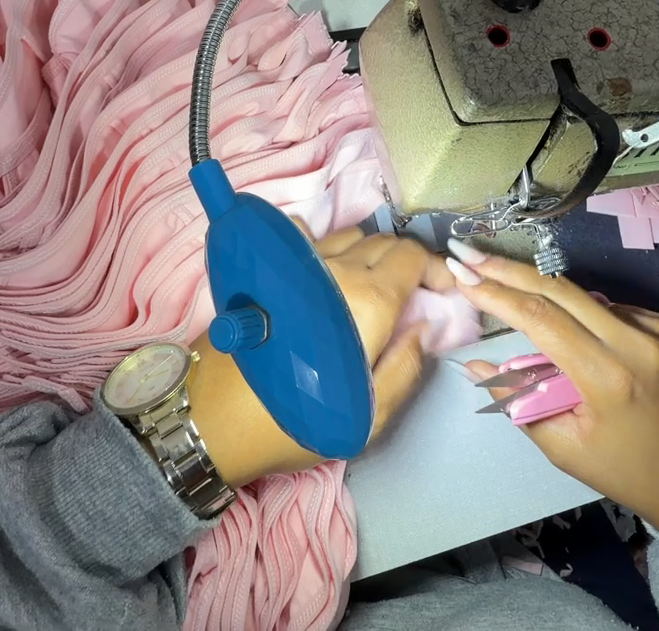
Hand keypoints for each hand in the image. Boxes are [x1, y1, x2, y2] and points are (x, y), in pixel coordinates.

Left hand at [187, 228, 452, 486]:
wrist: (216, 418)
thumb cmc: (297, 421)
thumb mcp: (368, 417)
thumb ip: (406, 367)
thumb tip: (425, 326)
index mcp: (368, 302)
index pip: (412, 257)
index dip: (434, 268)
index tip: (442, 287)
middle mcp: (337, 271)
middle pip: (385, 243)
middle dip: (406, 262)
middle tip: (411, 293)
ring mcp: (301, 265)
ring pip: (351, 236)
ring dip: (371, 253)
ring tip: (372, 284)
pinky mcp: (273, 268)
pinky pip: (307, 238)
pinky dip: (325, 246)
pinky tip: (325, 272)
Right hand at [450, 245, 658, 538]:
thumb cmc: (630, 473)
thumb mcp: (565, 448)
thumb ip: (516, 402)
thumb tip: (474, 363)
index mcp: (607, 376)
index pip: (539, 317)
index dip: (496, 293)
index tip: (462, 276)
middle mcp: (636, 340)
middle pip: (558, 289)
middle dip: (508, 269)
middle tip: (470, 254)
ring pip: (584, 297)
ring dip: (546, 296)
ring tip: (512, 297)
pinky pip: (612, 310)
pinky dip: (585, 317)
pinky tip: (580, 339)